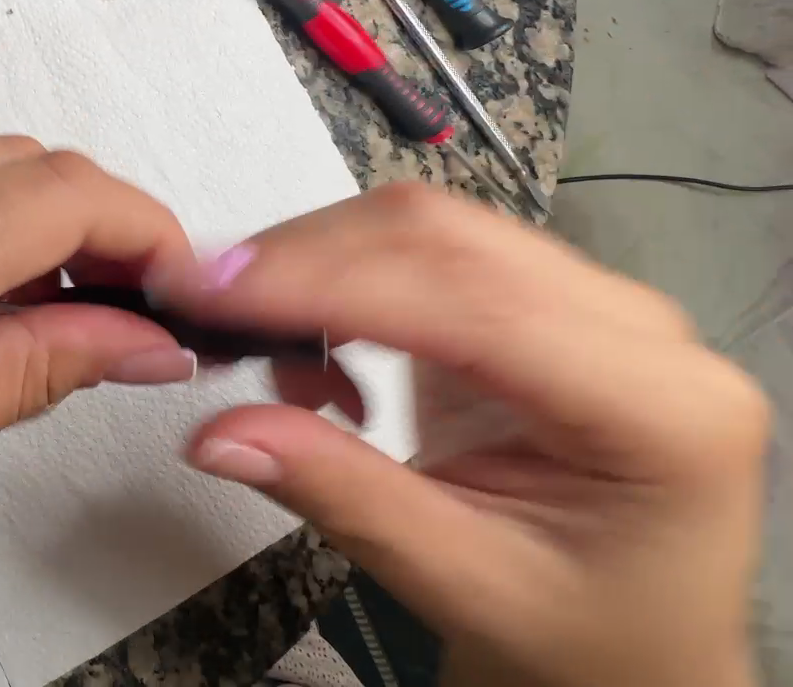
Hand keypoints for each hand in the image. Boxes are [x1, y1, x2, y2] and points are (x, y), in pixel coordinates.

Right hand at [155, 184, 769, 686]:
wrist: (619, 629)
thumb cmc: (568, 624)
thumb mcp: (455, 578)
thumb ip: (336, 492)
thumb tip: (212, 435)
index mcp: (655, 407)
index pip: (468, 302)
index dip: (323, 283)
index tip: (206, 294)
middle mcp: (627, 327)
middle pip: (434, 235)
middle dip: (298, 256)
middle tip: (197, 297)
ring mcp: (572, 297)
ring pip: (410, 224)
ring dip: (305, 261)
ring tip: (250, 336)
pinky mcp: (513, 293)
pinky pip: (401, 246)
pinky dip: (325, 277)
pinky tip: (312, 349)